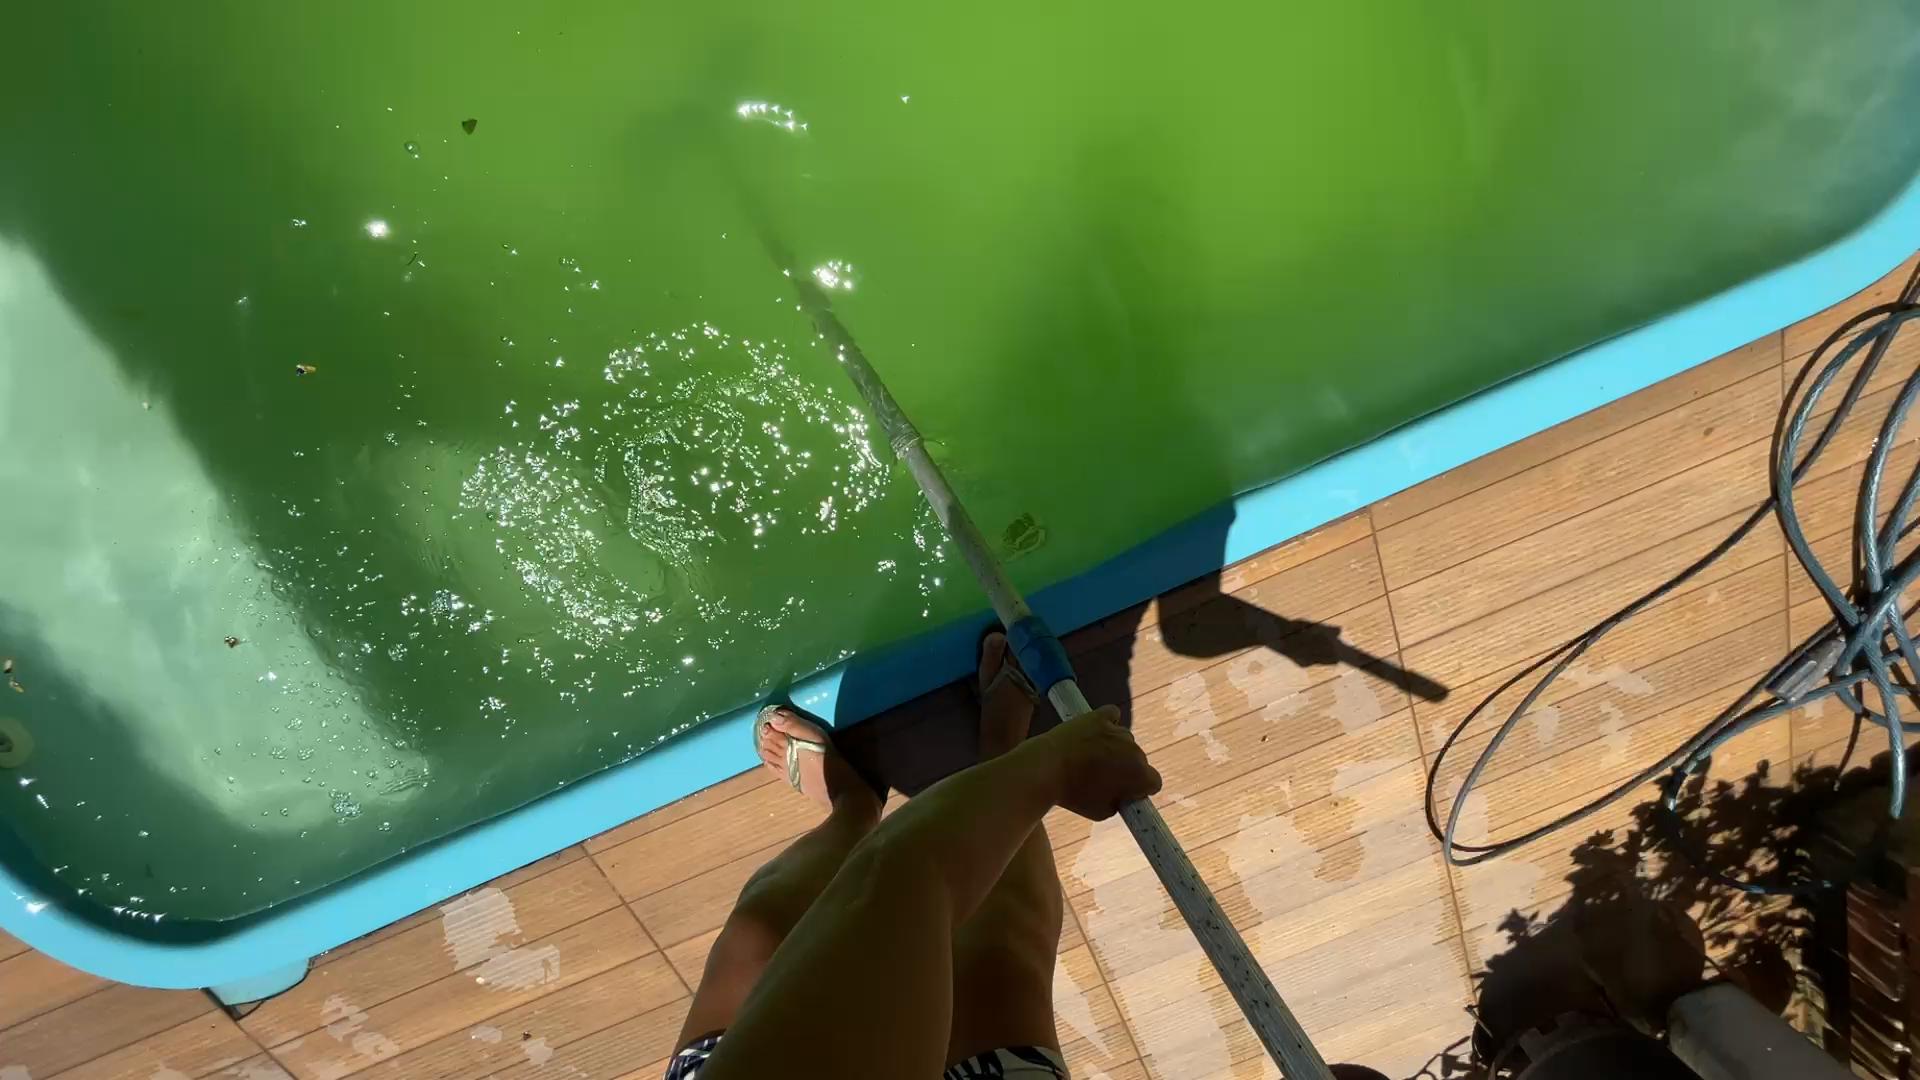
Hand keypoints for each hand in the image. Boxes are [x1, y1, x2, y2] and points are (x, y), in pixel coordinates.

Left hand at [1037, 706, 1160, 819]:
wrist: (1047, 768)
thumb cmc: (1074, 793)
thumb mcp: (1102, 811)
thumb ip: (1119, 801)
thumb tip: (1121, 794)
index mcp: (1139, 774)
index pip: (1153, 781)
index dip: (1139, 788)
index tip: (1124, 791)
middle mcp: (1133, 748)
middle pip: (1138, 760)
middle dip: (1126, 768)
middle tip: (1103, 776)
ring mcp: (1116, 729)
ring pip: (1124, 740)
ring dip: (1114, 747)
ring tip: (1090, 756)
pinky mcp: (1099, 715)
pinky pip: (1112, 715)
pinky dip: (1107, 722)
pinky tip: (1096, 731)